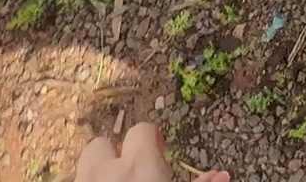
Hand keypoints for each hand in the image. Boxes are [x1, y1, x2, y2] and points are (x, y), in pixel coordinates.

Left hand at [76, 123, 227, 181]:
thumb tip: (224, 175)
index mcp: (139, 165)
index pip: (142, 129)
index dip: (149, 141)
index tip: (158, 156)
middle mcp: (104, 172)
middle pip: (99, 144)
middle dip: (110, 156)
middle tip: (126, 174)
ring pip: (81, 170)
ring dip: (94, 175)